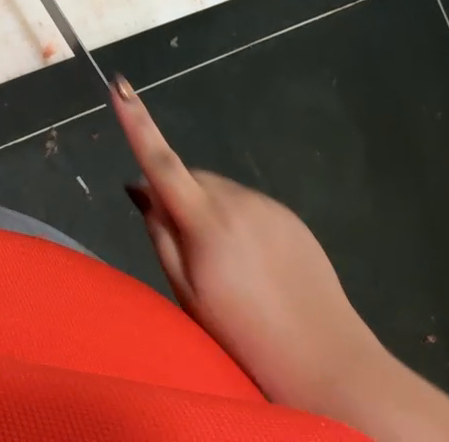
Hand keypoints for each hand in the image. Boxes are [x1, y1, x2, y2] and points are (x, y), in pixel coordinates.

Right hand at [110, 79, 448, 438]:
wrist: (328, 363)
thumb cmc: (243, 334)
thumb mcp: (185, 291)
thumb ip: (160, 234)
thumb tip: (143, 189)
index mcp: (206, 220)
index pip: (160, 161)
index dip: (135, 121)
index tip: (119, 85)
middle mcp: (239, 200)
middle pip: (189, 178)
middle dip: (177, 197)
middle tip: (184, 251)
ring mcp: (270, 207)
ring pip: (218, 193)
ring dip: (207, 212)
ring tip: (223, 267)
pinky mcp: (292, 219)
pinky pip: (247, 207)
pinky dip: (235, 223)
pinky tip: (251, 266)